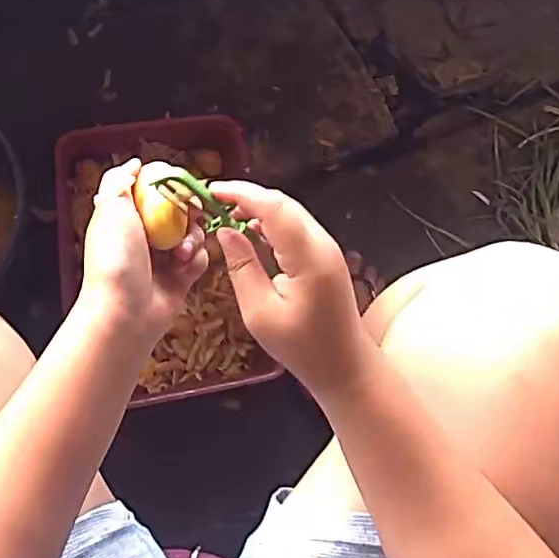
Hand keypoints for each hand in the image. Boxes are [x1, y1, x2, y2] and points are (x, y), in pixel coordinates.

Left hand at [79, 159, 208, 345]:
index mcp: (124, 217)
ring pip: (192, 233)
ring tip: (182, 251)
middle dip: (188, 211)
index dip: (168, 186)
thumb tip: (134, 163)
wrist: (124, 313)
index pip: (151, 192)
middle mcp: (144, 236)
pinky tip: (186, 265)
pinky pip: (200, 259)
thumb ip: (121, 180)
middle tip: (190, 215)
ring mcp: (162, 258)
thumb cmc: (114, 261)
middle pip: (177, 211)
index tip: (180, 184)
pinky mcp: (179, 278)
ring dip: (193, 238)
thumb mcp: (111, 207)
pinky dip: (197, 259)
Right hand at [209, 181, 377, 397]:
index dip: (241, 193)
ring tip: (227, 212)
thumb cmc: (303, 348)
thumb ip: (241, 267)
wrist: (346, 366)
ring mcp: (326, 246)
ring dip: (258, 205)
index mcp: (308, 258)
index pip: (273, 208)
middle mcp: (322, 244)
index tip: (212, 191)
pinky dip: (270, 218)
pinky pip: (294, 224)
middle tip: (215, 199)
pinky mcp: (324, 253)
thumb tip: (224, 231)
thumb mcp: (260, 312)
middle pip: (282, 202)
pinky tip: (250, 228)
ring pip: (289, 210)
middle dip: (247, 195)